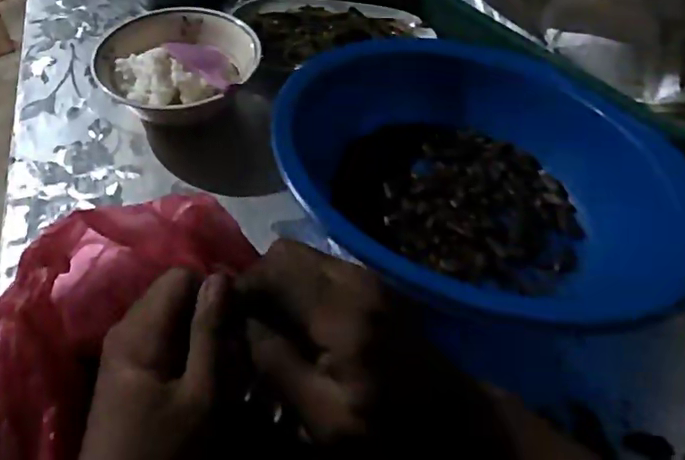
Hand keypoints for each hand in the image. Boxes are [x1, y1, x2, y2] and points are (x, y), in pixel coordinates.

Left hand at [79, 269, 227, 459]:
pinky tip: (198, 375)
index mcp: (138, 327)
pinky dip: (181, 346)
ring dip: (196, 331)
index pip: (180, 275)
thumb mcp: (197, 399)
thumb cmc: (161, 453)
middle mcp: (124, 325)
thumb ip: (208, 334)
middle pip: (172, 293)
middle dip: (205, 311)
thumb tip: (219, 277)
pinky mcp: (122, 367)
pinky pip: (156, 336)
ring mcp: (120, 346)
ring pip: (166, 314)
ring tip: (221, 363)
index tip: (239, 317)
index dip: (212, 288)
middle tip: (234, 346)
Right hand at [236, 240, 515, 455]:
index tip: (225, 317)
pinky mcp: (374, 283)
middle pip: (283, 251)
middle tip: (249, 322)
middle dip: (258, 280)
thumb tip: (238, 321)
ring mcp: (367, 276)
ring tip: (273, 325)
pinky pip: (322, 267)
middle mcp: (353, 278)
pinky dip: (301, 285)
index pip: (270, 270)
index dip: (240, 289)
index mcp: (340, 311)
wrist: (459, 427)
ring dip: (279, 281)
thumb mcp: (326, 418)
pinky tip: (304, 323)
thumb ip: (277, 364)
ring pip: (302, 255)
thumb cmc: (390, 433)